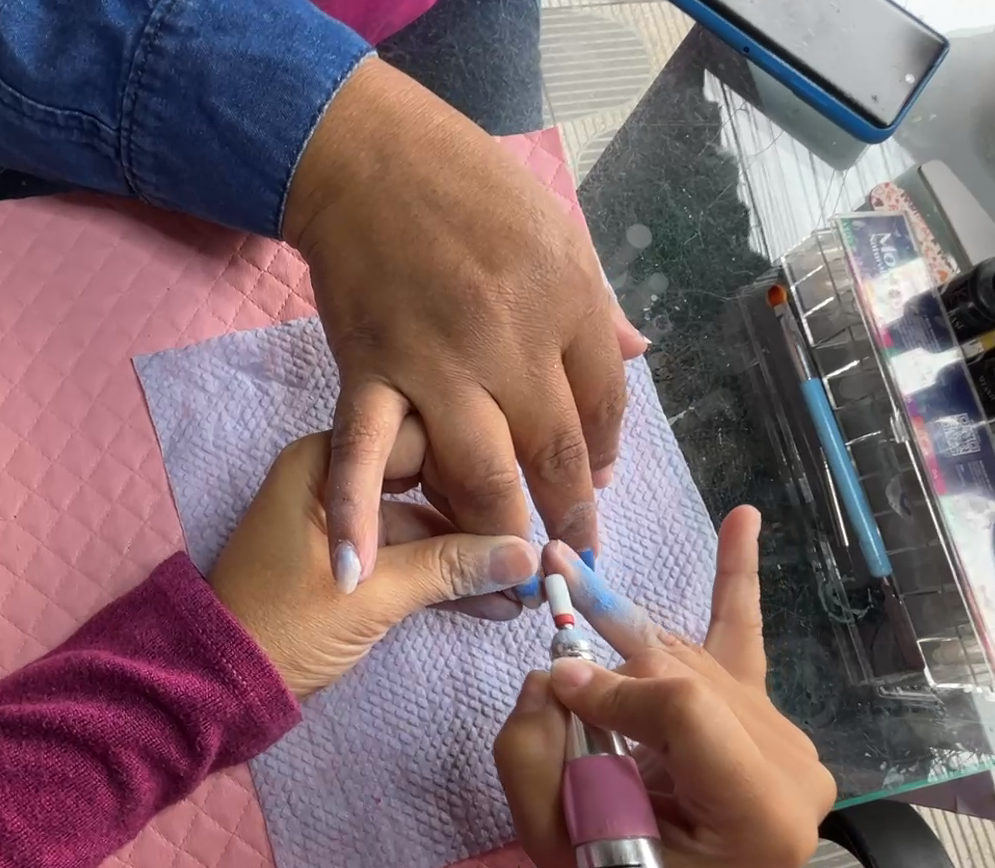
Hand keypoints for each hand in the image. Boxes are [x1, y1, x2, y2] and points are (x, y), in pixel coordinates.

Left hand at [210, 420, 537, 697]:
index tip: (526, 503)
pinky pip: (405, 557)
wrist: (224, 680)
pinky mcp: (351, 560)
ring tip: (522, 591)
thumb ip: (450, 568)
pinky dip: (440, 580)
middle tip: (532, 551)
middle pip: (425, 482)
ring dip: (466, 560)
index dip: (474, 469)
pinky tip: (491, 604)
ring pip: (421, 526)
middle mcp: (336, 478)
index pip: (418, 440)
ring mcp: (345, 521)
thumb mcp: (370, 594)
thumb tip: (529, 556)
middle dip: (477, 522)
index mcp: (325, 462)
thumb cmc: (284, 624)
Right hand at [283, 57, 644, 599]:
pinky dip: (356, 513)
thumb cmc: (471, 190)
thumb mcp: (559, 232)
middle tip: (570, 559)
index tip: (599, 488)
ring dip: (495, 533)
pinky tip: (355, 571)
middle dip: (568, 515)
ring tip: (508, 577)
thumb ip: (598, 305)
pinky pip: (364, 453)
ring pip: (476, 471)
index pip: (604, 404)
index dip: (606, 458)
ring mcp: (436, 363)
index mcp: (566, 300)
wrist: (371, 163)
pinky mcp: (370, 374)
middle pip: (552, 452)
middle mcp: (510, 341)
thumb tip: (638, 356)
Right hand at [492, 508, 836, 867]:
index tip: (558, 682)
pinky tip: (742, 520)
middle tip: (557, 584)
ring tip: (578, 583)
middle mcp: (793, 767)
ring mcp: (786, 734)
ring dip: (627, 628)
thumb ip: (536, 757)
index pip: (686, 711)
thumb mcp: (554, 839)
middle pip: (686, 672)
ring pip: (689, 653)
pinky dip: (735, 575)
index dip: (615, 689)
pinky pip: (741, 634)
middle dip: (610, 649)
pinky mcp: (764, 712)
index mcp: (761, 816)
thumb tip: (556, 674)